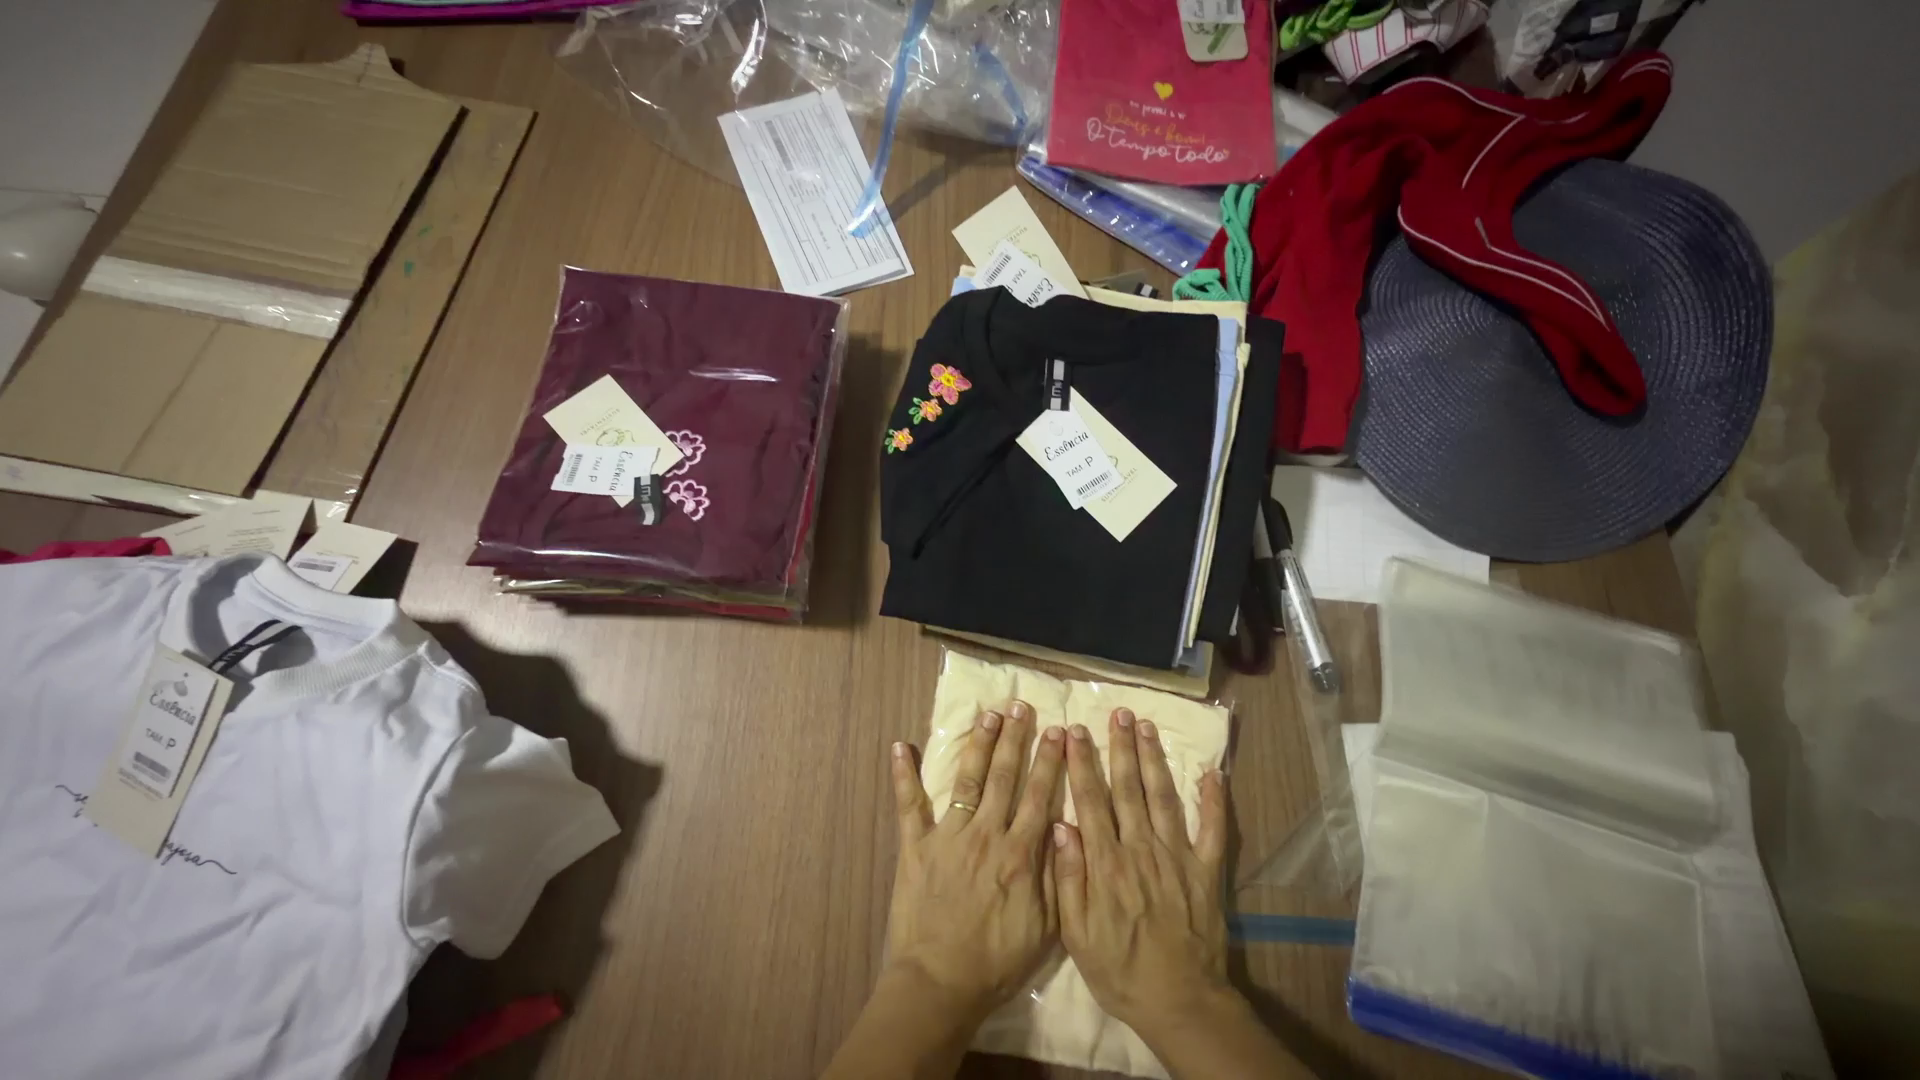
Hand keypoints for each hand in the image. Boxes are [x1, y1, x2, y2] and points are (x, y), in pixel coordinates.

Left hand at [884, 701, 1067, 1018]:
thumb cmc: (997, 961)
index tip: (1060, 731)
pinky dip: (903, 774)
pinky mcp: (914, 847)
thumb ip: (1057, 875)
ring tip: (987, 715)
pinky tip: (901, 745)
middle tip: (1021, 706)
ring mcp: (947, 836)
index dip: (1050, 761)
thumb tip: (1067, 828)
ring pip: (966, 780)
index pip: (1040, 795)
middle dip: (1015, 738)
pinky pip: (908, 805)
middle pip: (1003, 776)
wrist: (941, 982)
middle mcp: (985, 834)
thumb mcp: (1046, 926)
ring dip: (977, 744)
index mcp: (1020, 853)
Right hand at [1052, 708, 1231, 1035]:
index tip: (1074, 731)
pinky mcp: (1207, 871)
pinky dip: (1214, 800)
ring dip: (1154, 759)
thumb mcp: (1076, 934)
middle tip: (1116, 713)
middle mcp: (1141, 849)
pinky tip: (1212, 772)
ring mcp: (1178, 857)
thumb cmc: (1119, 970)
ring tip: (1147, 726)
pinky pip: (1213, 829)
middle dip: (1120, 748)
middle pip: (1128, 788)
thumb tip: (1060, 825)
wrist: (1179, 1001)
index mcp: (1106, 863)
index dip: (1082, 763)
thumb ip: (1069, 877)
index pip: (1090, 800)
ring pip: (1164, 797)